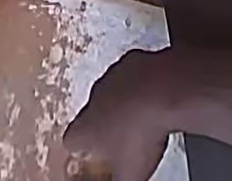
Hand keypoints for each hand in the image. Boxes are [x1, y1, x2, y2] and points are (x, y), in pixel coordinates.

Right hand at [63, 49, 178, 180]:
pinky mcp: (131, 62)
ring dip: (118, 106)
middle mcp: (95, 98)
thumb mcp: (128, 176)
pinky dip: (136, 87)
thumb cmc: (140, 132)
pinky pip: (128, 77)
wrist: (161, 91)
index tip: (86, 159)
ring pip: (109, 94)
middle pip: (90, 115)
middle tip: (117, 145)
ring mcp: (112, 77)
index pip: (70, 140)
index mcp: (87, 126)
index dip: (78, 152)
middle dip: (101, 128)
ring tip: (137, 123)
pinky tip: (150, 100)